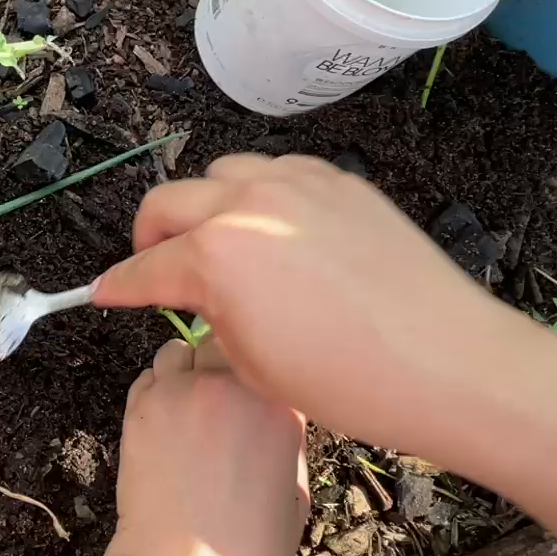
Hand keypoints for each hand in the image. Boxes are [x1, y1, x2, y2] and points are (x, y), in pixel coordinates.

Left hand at [0, 340, 307, 555]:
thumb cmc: (248, 550)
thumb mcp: (296, 497)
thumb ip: (287, 441)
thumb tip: (274, 417)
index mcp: (278, 406)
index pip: (271, 356)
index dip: (263, 371)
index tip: (258, 391)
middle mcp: (228, 386)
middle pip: (225, 340)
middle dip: (225, 361)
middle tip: (224, 397)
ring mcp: (179, 390)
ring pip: (181, 350)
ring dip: (187, 369)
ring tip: (190, 407)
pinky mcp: (140, 405)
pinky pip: (149, 376)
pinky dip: (158, 389)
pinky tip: (165, 422)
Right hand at [94, 154, 556, 489]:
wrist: (452, 364)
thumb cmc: (348, 383)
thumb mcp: (252, 366)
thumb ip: (208, 316)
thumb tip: (200, 298)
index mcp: (215, 256)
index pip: (144, 270)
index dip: (118, 287)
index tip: (104, 292)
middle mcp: (244, 203)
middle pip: (165, 202)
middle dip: (148, 237)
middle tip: (157, 269)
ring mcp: (294, 181)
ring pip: (219, 174)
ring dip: (204, 207)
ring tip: (221, 244)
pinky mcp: (336, 179)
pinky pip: (274, 172)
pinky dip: (257, 196)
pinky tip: (276, 232)